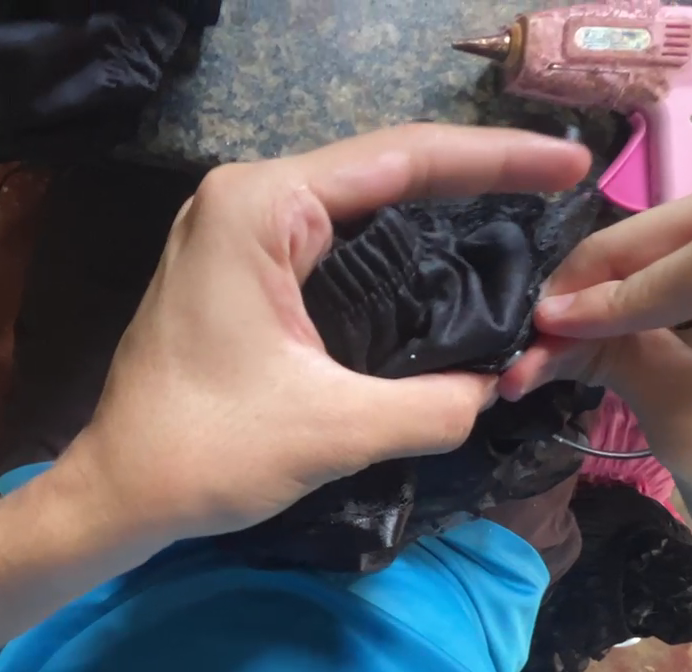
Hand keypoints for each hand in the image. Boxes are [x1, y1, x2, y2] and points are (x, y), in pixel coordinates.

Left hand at [57, 124, 591, 542]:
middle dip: (465, 192)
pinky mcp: (226, 278)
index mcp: (260, 207)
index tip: (573, 165)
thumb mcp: (337, 430)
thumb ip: (436, 404)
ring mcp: (226, 238)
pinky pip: (318, 253)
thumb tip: (493, 386)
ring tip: (505, 245)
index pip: (401, 158)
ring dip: (422, 231)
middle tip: (548, 212)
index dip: (497, 161)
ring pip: (347, 216)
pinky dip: (375, 267)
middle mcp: (240, 202)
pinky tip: (424, 289)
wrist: (117, 494)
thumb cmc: (207, 454)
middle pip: (376, 178)